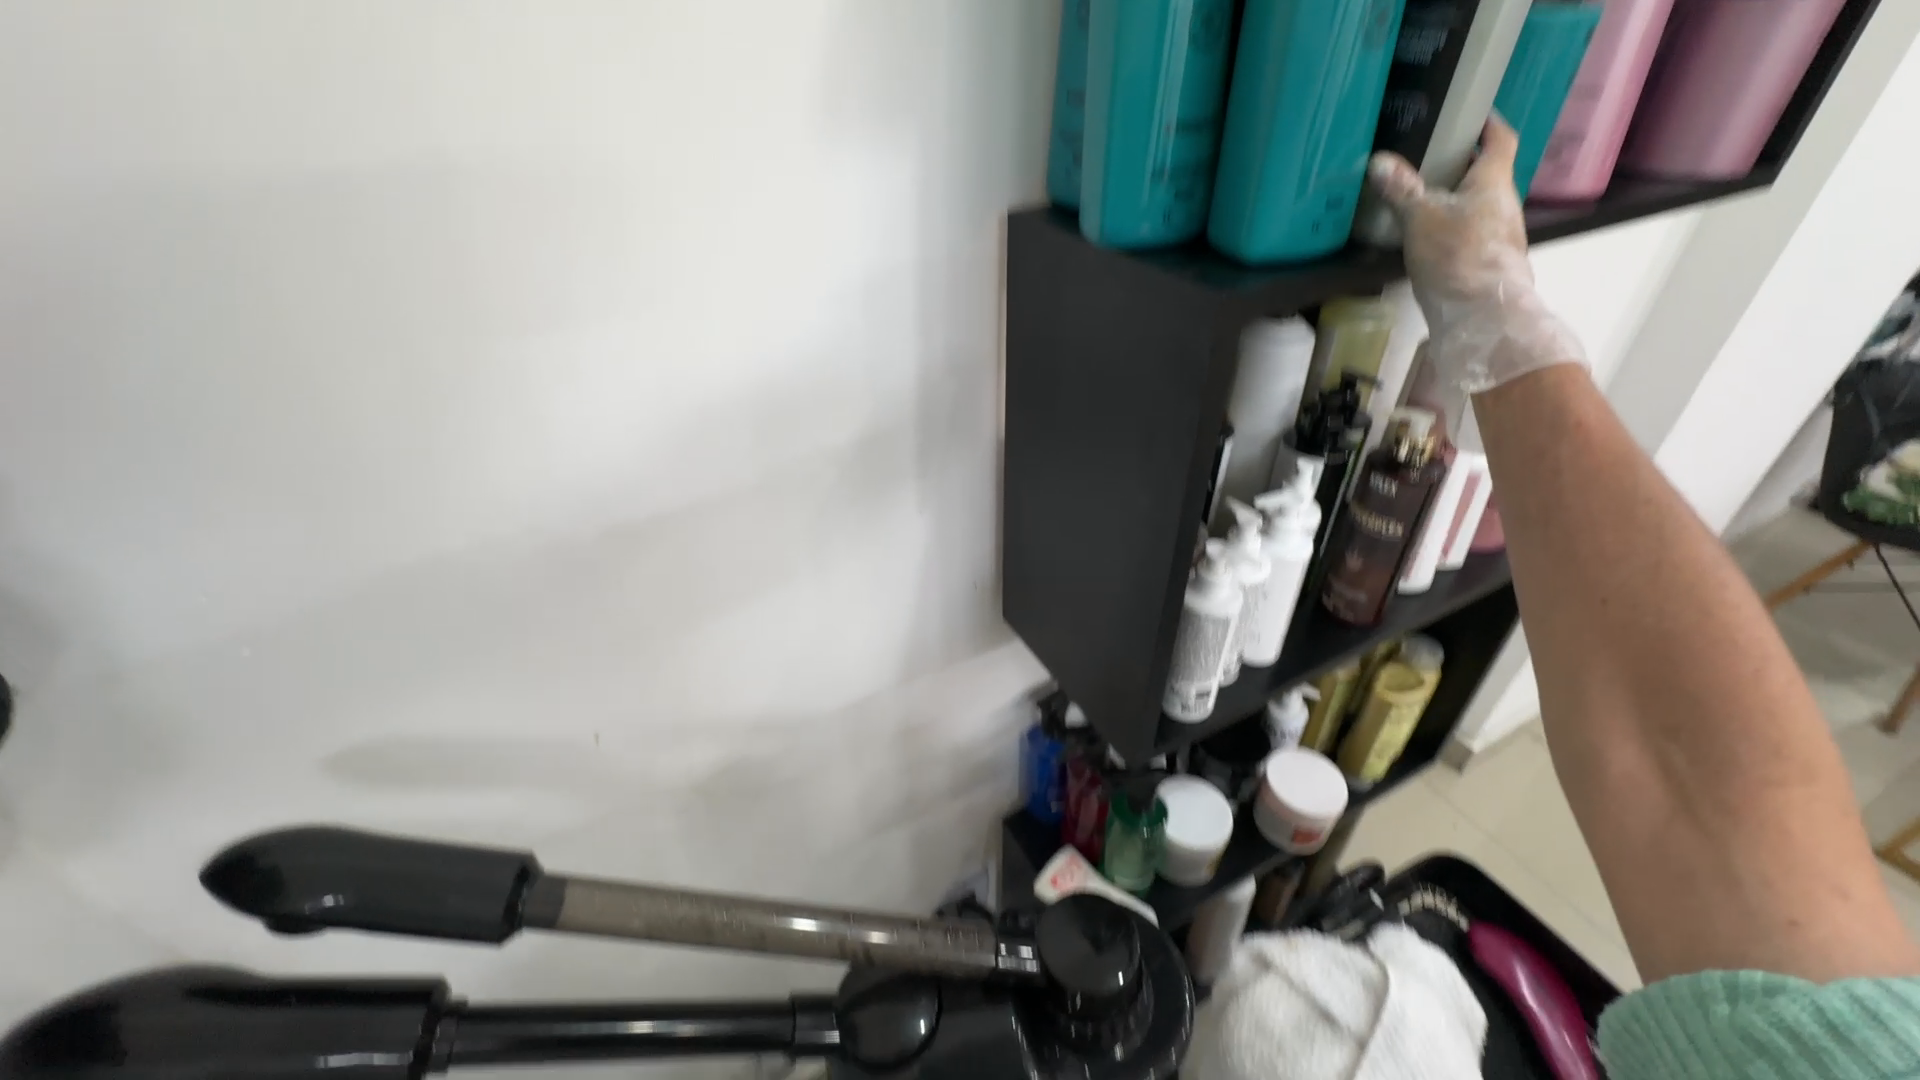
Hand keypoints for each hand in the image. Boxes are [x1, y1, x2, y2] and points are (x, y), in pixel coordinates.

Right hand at [1368, 116, 1587, 394]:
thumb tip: (1378, 161)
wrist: (1483, 314)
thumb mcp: (1421, 219)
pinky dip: (1455, 230)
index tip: (1476, 115)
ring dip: (1458, 202)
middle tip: (1433, 162)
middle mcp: (1505, 205)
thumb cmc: (1458, 255)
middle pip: (1488, 176)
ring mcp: (1501, 237)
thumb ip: (1401, 191)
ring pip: (1480, 208)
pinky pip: (1473, 236)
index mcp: (1494, 183)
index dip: (1490, 125)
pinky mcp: (1489, 264)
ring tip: (1425, 202)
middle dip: (1464, 167)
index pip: (1500, 141)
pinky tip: (1432, 241)